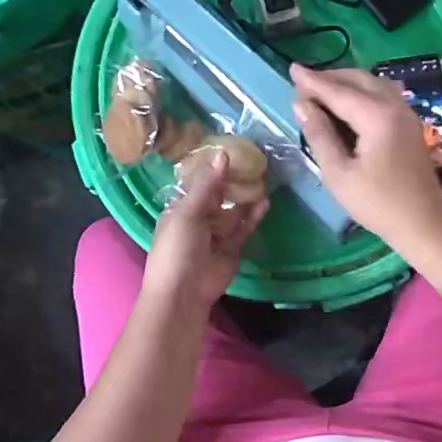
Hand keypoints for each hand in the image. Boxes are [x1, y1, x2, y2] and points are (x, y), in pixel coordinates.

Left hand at [142, 149, 268, 313]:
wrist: (183, 292)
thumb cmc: (177, 248)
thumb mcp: (188, 212)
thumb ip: (207, 185)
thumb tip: (222, 153)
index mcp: (179, 209)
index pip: (196, 184)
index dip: (212, 168)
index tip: (232, 148)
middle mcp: (196, 219)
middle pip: (216, 195)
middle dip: (232, 180)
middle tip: (253, 159)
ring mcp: (214, 234)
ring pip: (232, 211)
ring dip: (244, 197)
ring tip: (263, 177)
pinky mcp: (230, 249)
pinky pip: (243, 228)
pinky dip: (253, 216)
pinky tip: (265, 201)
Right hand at [291, 64, 441, 248]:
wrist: (422, 222)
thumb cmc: (376, 202)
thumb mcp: (338, 173)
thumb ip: (319, 135)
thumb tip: (301, 105)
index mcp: (376, 116)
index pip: (337, 91)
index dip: (312, 81)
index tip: (291, 69)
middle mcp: (394, 106)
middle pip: (358, 79)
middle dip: (329, 77)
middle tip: (301, 81)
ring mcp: (405, 113)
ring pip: (372, 84)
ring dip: (345, 83)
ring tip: (320, 90)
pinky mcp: (408, 123)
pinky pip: (382, 94)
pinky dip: (360, 92)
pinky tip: (346, 103)